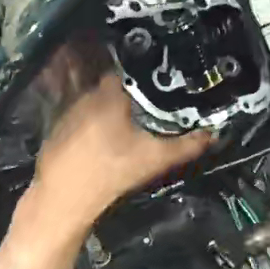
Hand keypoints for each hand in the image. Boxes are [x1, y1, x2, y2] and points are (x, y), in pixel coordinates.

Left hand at [30, 73, 212, 229]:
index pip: (131, 71)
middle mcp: (87, 95)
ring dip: (110, 110)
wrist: (65, 197)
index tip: (159, 87)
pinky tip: (103, 142)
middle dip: (130, 96)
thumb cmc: (113, 171)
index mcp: (111, 94)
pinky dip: (93, 125)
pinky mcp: (58, 129)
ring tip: (128, 125)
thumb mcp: (156, 159)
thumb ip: (187, 145)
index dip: (146, 78)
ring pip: (96, 102)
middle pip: (114, 87)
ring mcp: (69, 112)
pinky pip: (81, 119)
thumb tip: (211, 135)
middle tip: (148, 110)